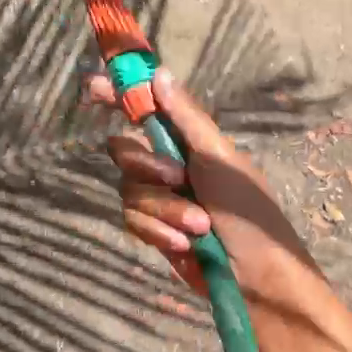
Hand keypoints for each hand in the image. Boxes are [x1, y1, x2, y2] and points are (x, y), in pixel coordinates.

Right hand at [87, 67, 311, 295]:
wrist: (259, 280)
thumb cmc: (249, 212)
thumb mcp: (220, 158)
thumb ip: (186, 117)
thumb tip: (159, 71)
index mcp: (184, 142)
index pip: (142, 109)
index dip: (115, 95)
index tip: (93, 87)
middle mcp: (165, 165)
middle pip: (122, 149)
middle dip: (146, 166)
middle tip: (177, 178)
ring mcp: (157, 197)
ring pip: (127, 188)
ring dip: (163, 207)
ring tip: (198, 225)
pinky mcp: (152, 229)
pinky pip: (132, 218)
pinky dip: (158, 230)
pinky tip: (183, 243)